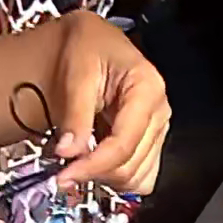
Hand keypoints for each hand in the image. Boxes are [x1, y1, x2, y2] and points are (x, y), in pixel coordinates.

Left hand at [49, 12, 170, 193]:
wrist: (88, 45)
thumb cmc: (86, 47)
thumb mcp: (74, 72)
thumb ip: (75, 114)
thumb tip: (70, 152)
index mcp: (147, 89)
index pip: (123, 143)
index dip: (93, 165)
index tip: (65, 175)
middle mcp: (158, 113)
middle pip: (130, 165)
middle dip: (95, 173)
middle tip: (64, 172)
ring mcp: (157, 131)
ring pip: (136, 177)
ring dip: (105, 178)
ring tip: (78, 165)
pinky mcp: (151, 144)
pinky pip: (140, 177)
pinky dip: (116, 178)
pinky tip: (97, 164)